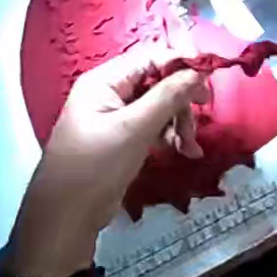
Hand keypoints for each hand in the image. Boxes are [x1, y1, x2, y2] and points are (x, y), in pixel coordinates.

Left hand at [13, 50, 210, 275]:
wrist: (65, 218)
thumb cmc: (95, 167)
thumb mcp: (135, 129)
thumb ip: (169, 95)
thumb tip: (199, 70)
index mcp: (105, 81)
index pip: (152, 57)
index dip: (183, 63)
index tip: (211, 77)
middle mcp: (110, 92)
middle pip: (159, 81)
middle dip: (183, 99)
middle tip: (204, 115)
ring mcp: (116, 115)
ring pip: (161, 104)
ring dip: (180, 121)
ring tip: (189, 146)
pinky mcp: (123, 137)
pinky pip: (155, 124)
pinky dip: (171, 135)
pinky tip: (183, 151)